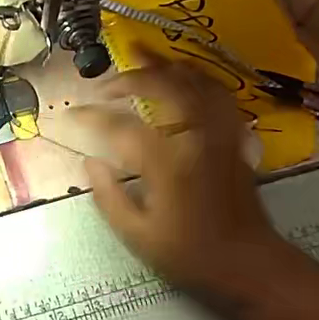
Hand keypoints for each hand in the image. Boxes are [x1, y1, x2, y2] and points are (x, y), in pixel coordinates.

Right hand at [81, 52, 304, 312]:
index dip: (91, 117)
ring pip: (195, 82)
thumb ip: (109, 196)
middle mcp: (195, 137)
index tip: (71, 114)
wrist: (247, 263)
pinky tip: (185, 77)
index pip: (120, 127)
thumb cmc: (189, 255)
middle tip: (106, 83)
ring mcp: (219, 134)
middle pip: (164, 86)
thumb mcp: (138, 235)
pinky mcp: (234, 139)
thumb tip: (91, 163)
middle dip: (131, 77)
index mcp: (166, 163)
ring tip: (143, 56)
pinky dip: (198, 79)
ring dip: (167, 65)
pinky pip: (218, 95)